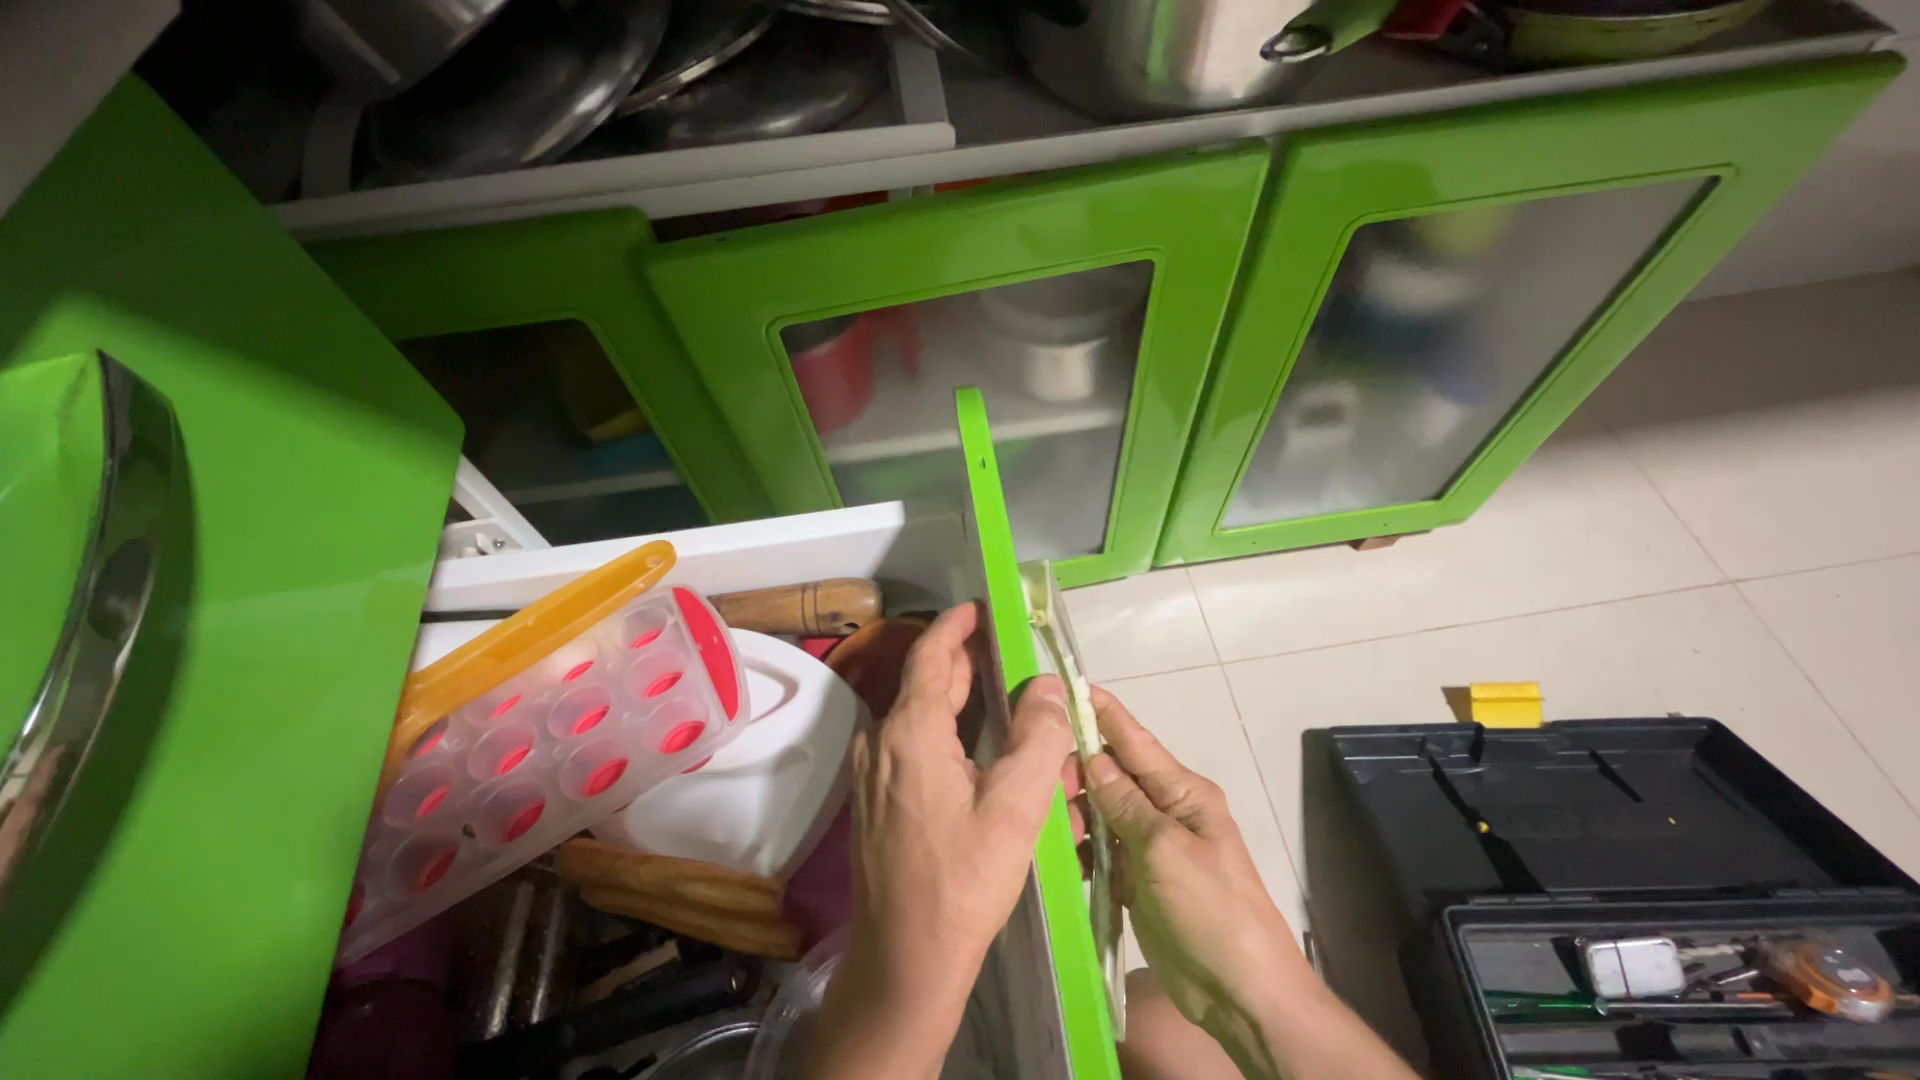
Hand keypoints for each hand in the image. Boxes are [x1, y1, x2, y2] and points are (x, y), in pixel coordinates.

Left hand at [809, 603, 1077, 1079]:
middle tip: (1008, 649)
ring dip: (956, 698)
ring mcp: (873, 773)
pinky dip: (944, 730)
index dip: (957, 625)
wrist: (903, 961)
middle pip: (925, 683)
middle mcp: (881, 743)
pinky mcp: (877, 801)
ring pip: (918, 715)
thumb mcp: (1014, 809)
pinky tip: (976, 747)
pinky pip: (912, 744)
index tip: (982, 606)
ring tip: (999, 694)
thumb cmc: (962, 883)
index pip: (932, 655)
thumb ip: (1036, 739)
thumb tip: (1048, 686)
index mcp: (909, 732)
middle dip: (964, 660)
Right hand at [1085, 687, 1417, 1079]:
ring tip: (1052, 830)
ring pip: (1100, 812)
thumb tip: (1093, 759)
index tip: (1066, 687)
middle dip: (1077, 773)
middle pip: (1111, 775)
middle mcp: (1164, 810)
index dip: (1102, 713)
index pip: (1135, 740)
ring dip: (1075, 815)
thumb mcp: (1166, 850)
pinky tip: (1061, 859)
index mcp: (1183, 792)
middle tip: (1042, 786)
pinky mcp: (1137, 879)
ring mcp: (1149, 846)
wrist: (1241, 991)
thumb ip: (1126, 803)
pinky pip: (1100, 851)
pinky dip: (1081, 851)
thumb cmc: (1211, 909)